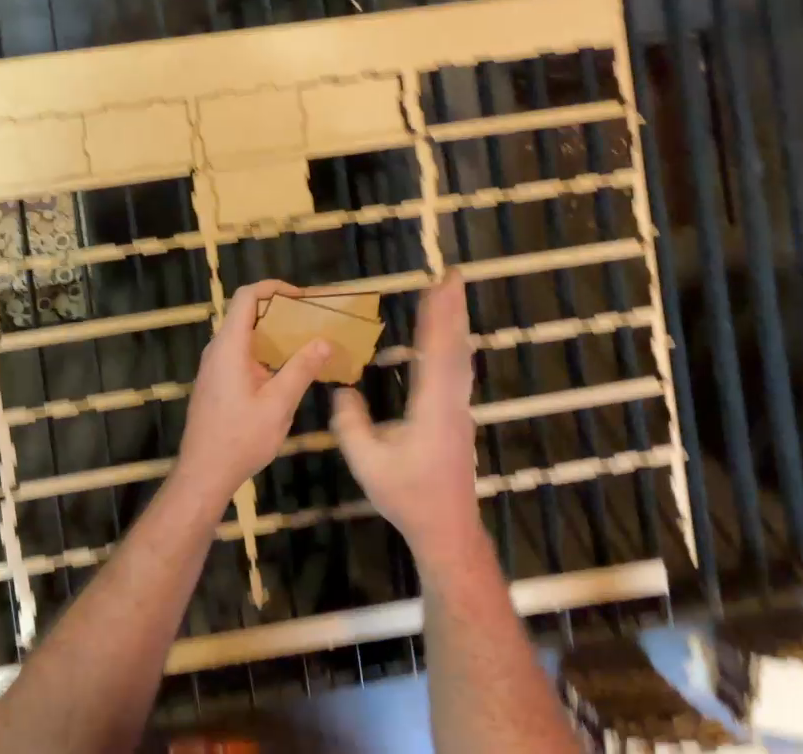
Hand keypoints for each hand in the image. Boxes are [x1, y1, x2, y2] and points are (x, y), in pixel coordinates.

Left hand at [175, 280, 332, 504]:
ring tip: (305, 343)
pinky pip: (241, 354)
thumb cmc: (240, 438)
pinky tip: (287, 371)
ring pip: (244, 336)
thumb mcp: (278, 405)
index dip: (272, 288)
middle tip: (311, 320)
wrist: (204, 473)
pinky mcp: (216, 383)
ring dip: (273, 334)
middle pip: (245, 314)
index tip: (301, 297)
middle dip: (279, 311)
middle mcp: (218, 350)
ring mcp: (214, 367)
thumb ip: (301, 370)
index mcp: (229, 347)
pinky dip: (264, 352)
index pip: (246, 297)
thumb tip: (324, 342)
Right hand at [330, 276, 484, 560]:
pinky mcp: (458, 419)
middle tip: (453, 275)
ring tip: (448, 298)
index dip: (439, 315)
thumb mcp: (368, 463)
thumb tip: (341, 390)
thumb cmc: (408, 496)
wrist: (447, 528)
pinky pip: (457, 372)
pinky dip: (451, 346)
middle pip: (455, 346)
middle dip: (453, 309)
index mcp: (432, 407)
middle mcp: (452, 401)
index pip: (437, 351)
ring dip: (454, 325)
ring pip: (460, 358)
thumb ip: (351, 424)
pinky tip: (443, 343)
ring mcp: (459, 410)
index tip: (442, 283)